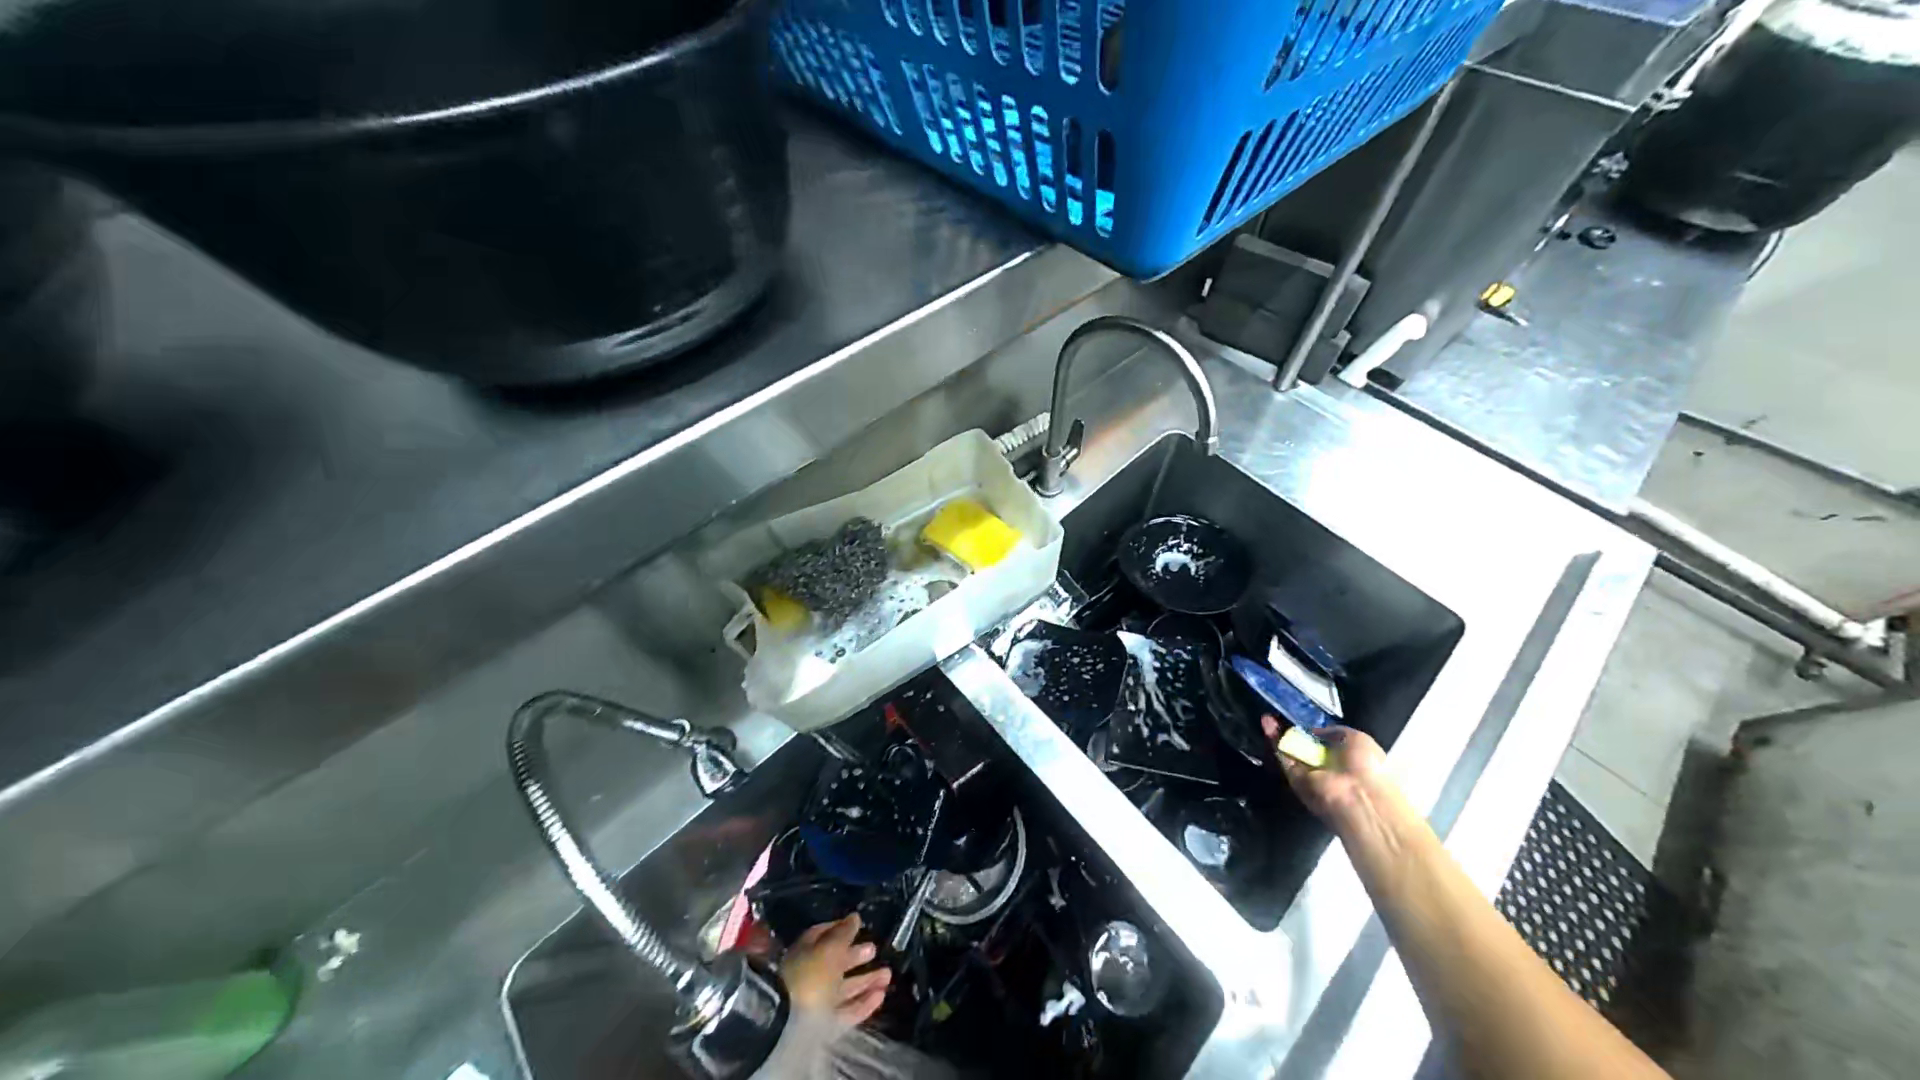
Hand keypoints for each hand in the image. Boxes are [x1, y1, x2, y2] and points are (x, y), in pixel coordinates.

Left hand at [779, 914, 891, 1025]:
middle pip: (836, 963)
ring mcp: (818, 1001)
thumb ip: (844, 932)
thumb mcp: (829, 948)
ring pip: (846, 988)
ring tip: (888, 975)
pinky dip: (865, 1003)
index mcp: (805, 952)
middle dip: (857, 956)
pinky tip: (881, 995)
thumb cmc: (809, 975)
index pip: (822, 935)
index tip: (858, 925)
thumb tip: (855, 917)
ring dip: (867, 981)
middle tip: (875, 949)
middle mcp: (810, 975)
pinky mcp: (826, 1024)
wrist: (790, 1023)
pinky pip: (848, 1011)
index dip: (840, 929)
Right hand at [1264, 717, 1393, 831]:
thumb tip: (1316, 731)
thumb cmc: (1366, 765)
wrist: (1356, 795)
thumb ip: (1335, 732)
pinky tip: (1267, 723)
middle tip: (1280, 716)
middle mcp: (1327, 768)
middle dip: (1293, 733)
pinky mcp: (1294, 779)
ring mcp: (1310, 775)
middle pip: (1306, 748)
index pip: (1327, 744)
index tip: (1303, 721)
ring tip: (1268, 716)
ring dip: (1279, 733)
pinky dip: (1274, 740)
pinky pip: (1283, 757)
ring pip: (1291, 751)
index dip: (1314, 732)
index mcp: (1348, 760)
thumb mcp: (1358, 739)